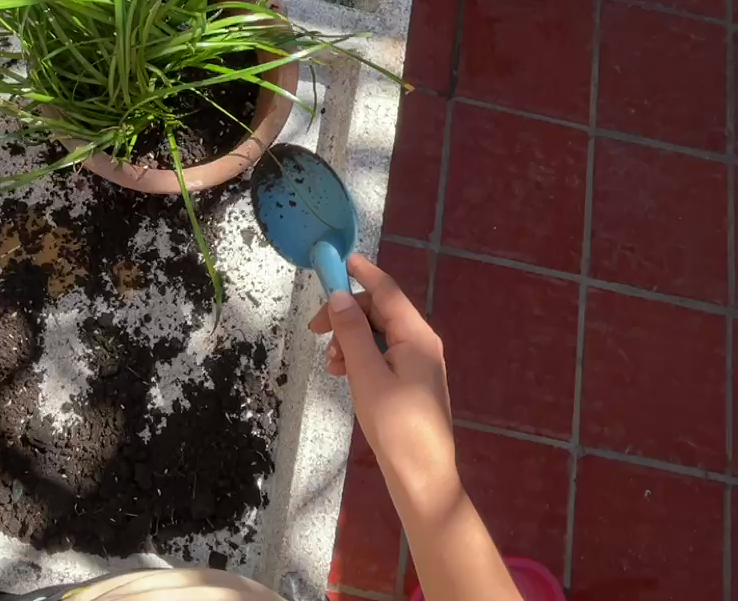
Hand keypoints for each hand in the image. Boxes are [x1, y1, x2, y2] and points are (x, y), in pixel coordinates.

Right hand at [308, 253, 458, 505]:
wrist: (422, 478)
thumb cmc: (396, 425)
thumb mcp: (367, 374)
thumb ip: (352, 332)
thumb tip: (340, 296)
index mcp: (416, 336)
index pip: (386, 291)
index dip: (363, 272)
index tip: (340, 258)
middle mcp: (419, 342)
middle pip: (377, 311)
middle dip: (345, 314)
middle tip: (315, 330)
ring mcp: (416, 362)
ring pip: (375, 332)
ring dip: (348, 338)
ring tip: (330, 364)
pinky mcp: (409, 380)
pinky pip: (380, 353)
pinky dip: (358, 355)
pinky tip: (342, 373)